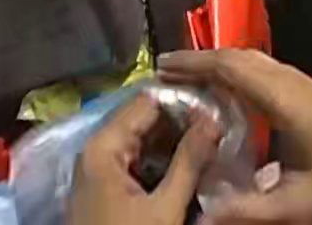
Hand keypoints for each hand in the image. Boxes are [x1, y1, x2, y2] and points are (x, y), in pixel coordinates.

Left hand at [70, 91, 220, 224]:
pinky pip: (134, 159)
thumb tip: (215, 118)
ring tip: (207, 143)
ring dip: (172, 141)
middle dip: (180, 122)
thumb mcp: (165, 210)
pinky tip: (185, 165)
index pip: (149, 101)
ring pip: (141, 139)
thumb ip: (190, 160)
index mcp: (104, 145)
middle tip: (216, 127)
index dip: (184, 102)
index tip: (215, 108)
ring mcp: (96, 168)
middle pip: (144, 118)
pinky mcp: (101, 188)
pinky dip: (159, 160)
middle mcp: (95, 148)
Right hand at [160, 49, 311, 223]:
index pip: (227, 67)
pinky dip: (238, 70)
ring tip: (194, 78)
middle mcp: (286, 79)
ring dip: (220, 62)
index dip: (193, 63)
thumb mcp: (299, 207)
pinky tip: (235, 93)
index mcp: (278, 95)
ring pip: (251, 59)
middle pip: (237, 56)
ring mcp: (300, 81)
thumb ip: (250, 212)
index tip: (161, 64)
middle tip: (169, 70)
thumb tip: (205, 217)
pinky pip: (262, 68)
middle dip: (201, 59)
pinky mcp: (309, 90)